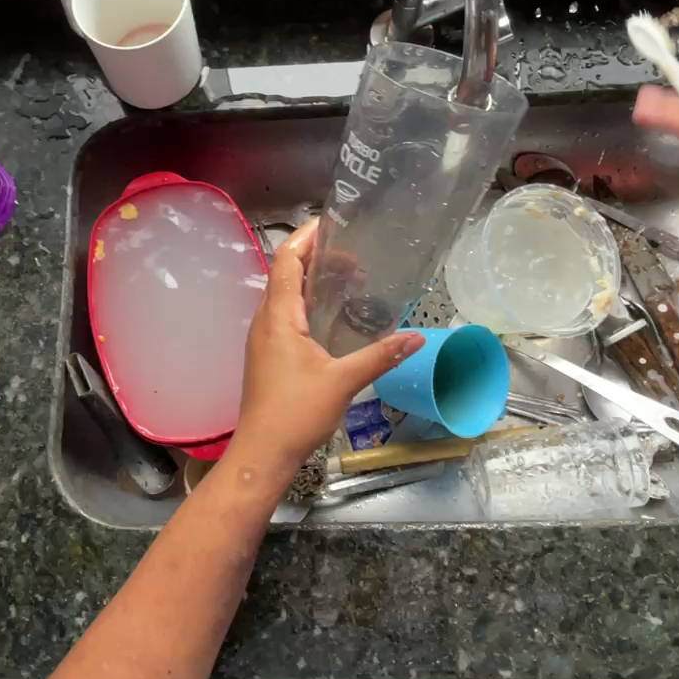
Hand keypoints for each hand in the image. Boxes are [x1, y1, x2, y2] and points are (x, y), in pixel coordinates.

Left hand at [232, 219, 423, 470]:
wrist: (262, 453)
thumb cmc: (295, 413)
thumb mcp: (343, 382)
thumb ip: (379, 356)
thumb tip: (416, 338)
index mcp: (278, 316)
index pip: (285, 260)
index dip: (305, 238)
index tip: (332, 225)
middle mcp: (265, 320)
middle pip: (284, 272)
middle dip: (315, 257)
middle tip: (354, 257)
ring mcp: (263, 337)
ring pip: (283, 294)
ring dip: (311, 281)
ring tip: (348, 281)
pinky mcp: (266, 353)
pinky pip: (284, 314)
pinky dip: (306, 303)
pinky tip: (331, 316)